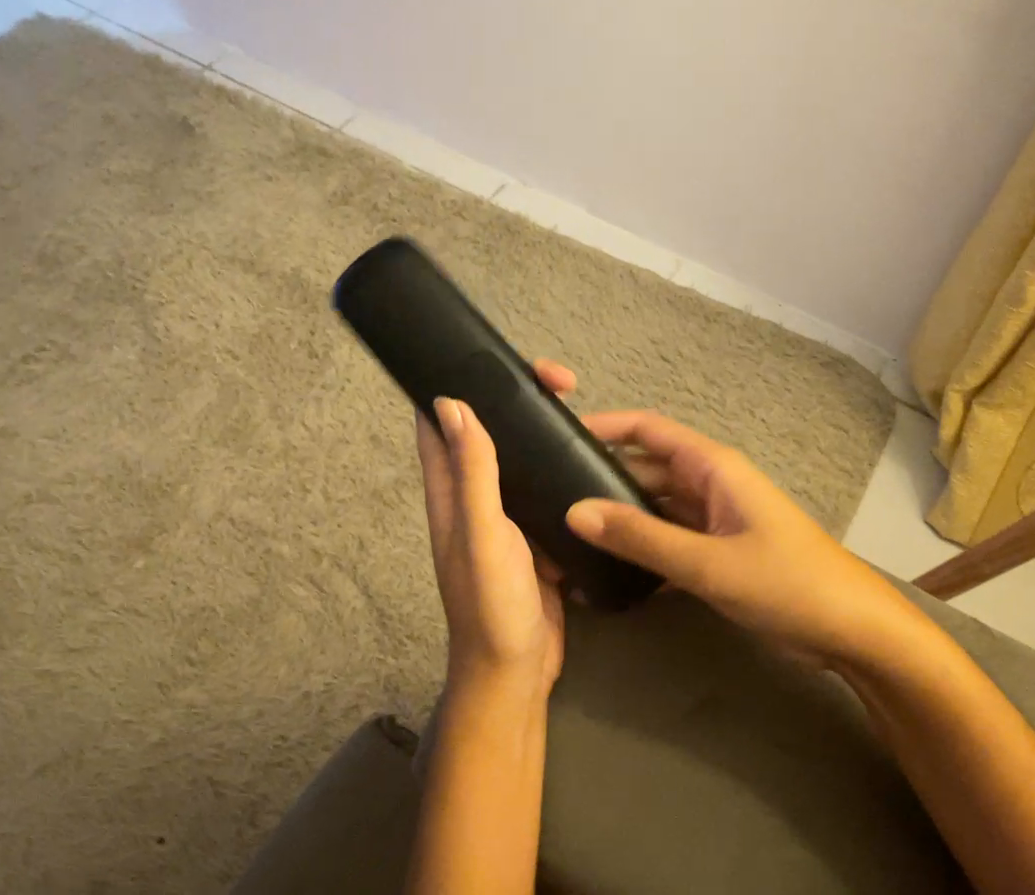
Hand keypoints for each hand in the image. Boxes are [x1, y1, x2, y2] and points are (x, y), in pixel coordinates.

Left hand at [416, 360, 577, 699]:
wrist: (516, 673)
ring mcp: (506, 519)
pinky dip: (562, 469)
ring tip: (584, 409)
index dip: (462, 384)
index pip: (442, 422)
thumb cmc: (493, 605)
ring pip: (521, 460)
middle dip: (518, 400)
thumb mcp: (482, 535)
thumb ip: (471, 472)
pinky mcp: (535, 537)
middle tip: (565, 382)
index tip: (500, 360)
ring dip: (542, 431)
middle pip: (488, 433)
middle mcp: (473, 499)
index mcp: (450, 493)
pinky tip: (592, 457)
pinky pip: (546, 492)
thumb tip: (451, 401)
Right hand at [565, 409, 914, 666]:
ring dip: (620, 521)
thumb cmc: (786, 582)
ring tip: (566, 536)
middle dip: (602, 480)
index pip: (649, 430)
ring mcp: (716, 521)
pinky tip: (606, 574)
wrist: (851, 631)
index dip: (605, 427)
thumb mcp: (707, 562)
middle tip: (547, 499)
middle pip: (647, 470)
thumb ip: (641, 538)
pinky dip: (642, 553)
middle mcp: (711, 485)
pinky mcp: (719, 554)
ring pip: (656, 509)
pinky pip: (670, 542)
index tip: (555, 436)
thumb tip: (573, 511)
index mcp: (713, 467)